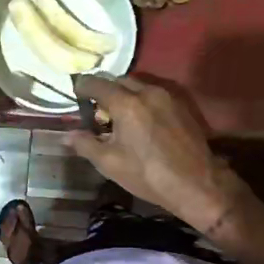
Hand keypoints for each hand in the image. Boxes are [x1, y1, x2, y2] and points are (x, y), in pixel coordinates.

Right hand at [68, 76, 252, 235]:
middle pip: (119, 80)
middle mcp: (148, 92)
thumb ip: (85, 144)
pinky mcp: (181, 106)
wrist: (196, 183)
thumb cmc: (147, 174)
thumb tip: (67, 135)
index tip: (75, 95)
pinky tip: (139, 121)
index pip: (97, 84)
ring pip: (138, 85)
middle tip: (96, 111)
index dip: (82, 87)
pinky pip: (154, 94)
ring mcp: (168, 97)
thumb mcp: (109, 163)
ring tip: (118, 117)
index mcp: (126, 104)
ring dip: (124, 94)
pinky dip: (141, 100)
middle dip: (104, 90)